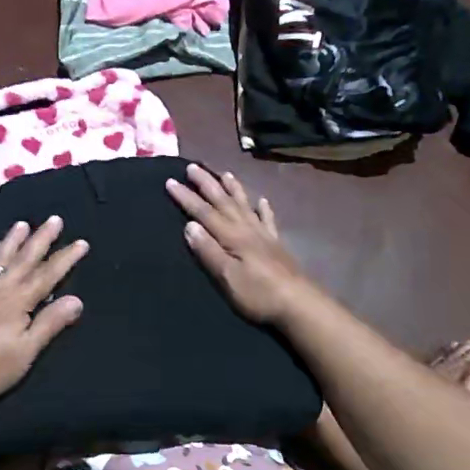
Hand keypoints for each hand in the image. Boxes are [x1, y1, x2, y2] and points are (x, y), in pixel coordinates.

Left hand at [0, 216, 87, 401]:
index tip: (82, 242)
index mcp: (18, 301)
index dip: (66, 258)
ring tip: (21, 224)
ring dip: (11, 242)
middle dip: (41, 239)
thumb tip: (77, 299)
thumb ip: (51, 322)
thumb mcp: (29, 349)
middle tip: (54, 219)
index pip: (48, 275)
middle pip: (24, 260)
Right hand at [166, 163, 316, 323]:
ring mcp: (264, 235)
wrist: (298, 303)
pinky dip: (263, 209)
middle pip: (224, 202)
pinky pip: (267, 220)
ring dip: (234, 189)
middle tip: (193, 167)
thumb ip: (209, 251)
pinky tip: (262, 200)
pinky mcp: (276, 245)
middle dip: (207, 184)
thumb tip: (189, 225)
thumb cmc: (258, 294)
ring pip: (245, 205)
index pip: (204, 213)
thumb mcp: (228, 277)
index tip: (170, 181)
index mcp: (232, 237)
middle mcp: (247, 229)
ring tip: (225, 173)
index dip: (187, 197)